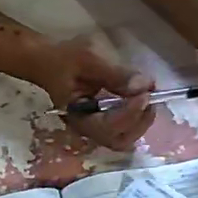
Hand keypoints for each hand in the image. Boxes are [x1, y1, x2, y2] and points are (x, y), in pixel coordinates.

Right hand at [30, 38, 154, 152]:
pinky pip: (124, 130)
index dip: (130, 113)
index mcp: (77, 118)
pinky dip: (137, 118)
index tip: (145, 93)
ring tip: (148, 98)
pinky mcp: (103, 123)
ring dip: (141, 122)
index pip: (107, 126)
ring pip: (124, 138)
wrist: (47, 61)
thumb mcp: (88, 57)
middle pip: (119, 140)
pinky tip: (142, 100)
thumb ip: (116, 73)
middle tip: (150, 97)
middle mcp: (87, 129)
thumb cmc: (64, 58)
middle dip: (139, 122)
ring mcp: (96, 128)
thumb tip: (144, 86)